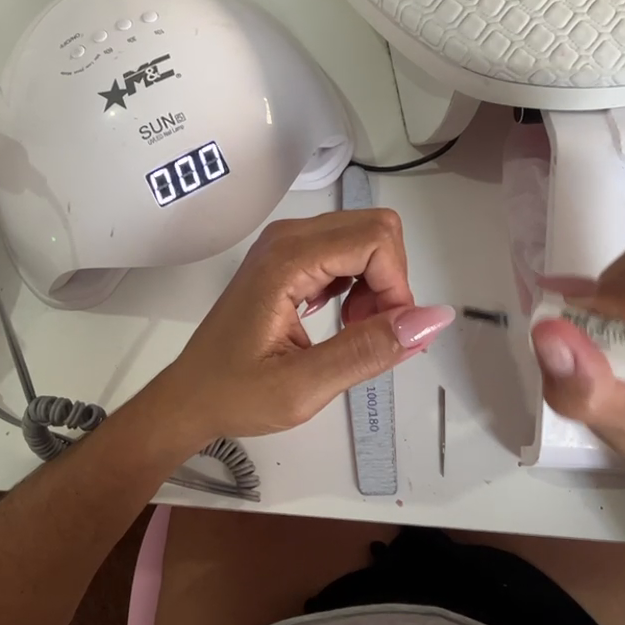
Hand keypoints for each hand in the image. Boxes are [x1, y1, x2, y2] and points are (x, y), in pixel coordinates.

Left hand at [143, 209, 454, 443]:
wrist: (191, 395)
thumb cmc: (237, 394)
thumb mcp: (304, 386)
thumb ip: (369, 349)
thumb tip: (433, 319)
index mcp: (287, 260)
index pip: (376, 239)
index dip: (396, 287)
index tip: (383, 334)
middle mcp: (287, 237)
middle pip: (375, 229)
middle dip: (389, 282)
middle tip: (367, 333)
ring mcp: (285, 243)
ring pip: (364, 238)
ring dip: (375, 286)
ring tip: (351, 332)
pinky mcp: (287, 256)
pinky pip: (346, 250)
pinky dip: (358, 284)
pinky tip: (340, 320)